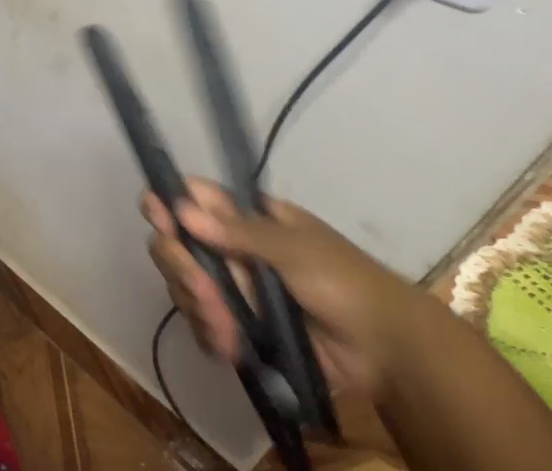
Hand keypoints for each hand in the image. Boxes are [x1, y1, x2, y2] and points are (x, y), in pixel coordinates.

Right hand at [142, 179, 434, 401]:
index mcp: (245, 218)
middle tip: (205, 291)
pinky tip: (229, 345)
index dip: (166, 204)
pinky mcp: (236, 324)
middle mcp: (229, 247)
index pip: (188, 198)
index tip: (162, 220)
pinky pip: (200, 322)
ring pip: (182, 285)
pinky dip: (208, 333)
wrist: (390, 352)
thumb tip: (180, 209)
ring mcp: (232, 287)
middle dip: (182, 268)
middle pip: (173, 243)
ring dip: (198, 307)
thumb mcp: (297, 249)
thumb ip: (238, 231)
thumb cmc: (347, 284)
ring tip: (228, 330)